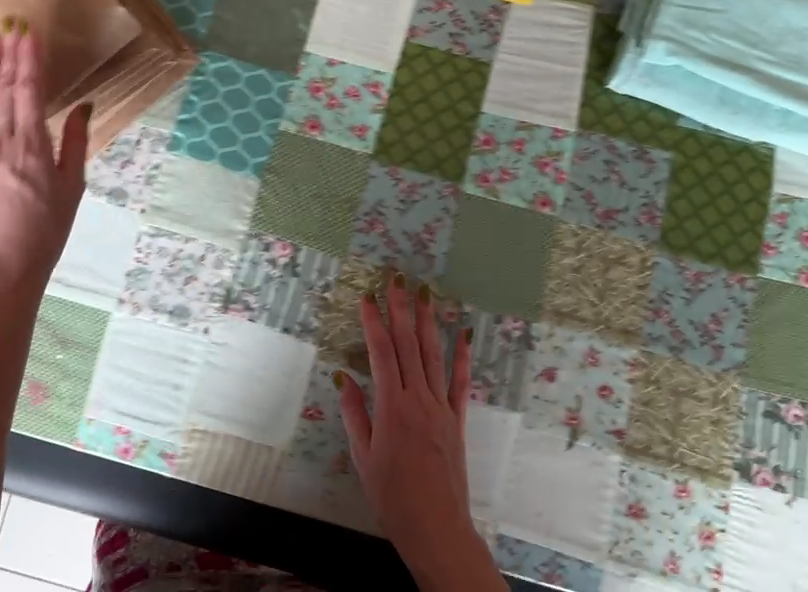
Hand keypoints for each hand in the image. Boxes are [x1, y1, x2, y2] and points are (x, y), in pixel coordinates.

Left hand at [0, 20, 91, 300]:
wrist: (4, 268)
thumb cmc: (47, 230)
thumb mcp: (72, 186)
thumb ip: (75, 142)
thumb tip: (83, 106)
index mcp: (32, 144)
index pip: (29, 91)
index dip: (29, 60)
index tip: (29, 34)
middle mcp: (2, 142)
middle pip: (6, 91)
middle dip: (11, 58)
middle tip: (13, 29)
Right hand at [338, 275, 503, 590]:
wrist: (437, 528)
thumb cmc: (392, 497)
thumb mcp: (363, 457)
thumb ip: (355, 414)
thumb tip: (343, 377)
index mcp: (392, 407)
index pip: (382, 354)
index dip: (374, 323)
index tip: (368, 297)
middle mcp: (419, 400)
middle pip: (409, 346)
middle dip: (401, 310)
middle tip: (398, 279)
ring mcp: (442, 408)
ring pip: (433, 356)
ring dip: (427, 323)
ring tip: (424, 294)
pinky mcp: (457, 421)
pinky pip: (459, 383)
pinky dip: (461, 357)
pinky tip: (464, 334)